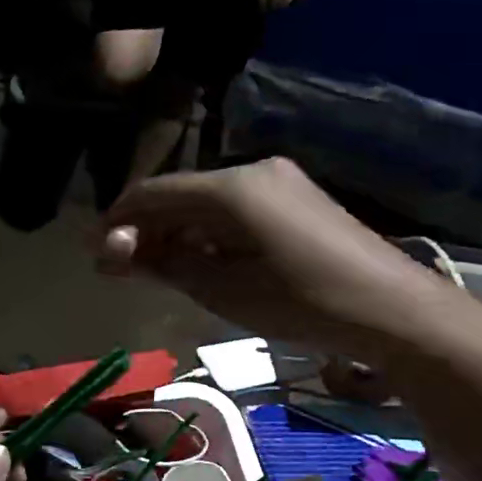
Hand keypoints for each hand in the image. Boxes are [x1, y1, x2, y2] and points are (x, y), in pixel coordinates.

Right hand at [98, 159, 476, 352]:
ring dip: (175, 235)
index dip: (117, 223)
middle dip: (145, 231)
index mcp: (231, 187)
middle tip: (120, 271)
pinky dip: (206, 235)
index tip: (94, 256)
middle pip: (179, 196)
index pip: (153, 194)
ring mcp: (278, 183)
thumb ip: (163, 264)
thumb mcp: (221, 288)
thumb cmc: (298, 301)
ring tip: (155, 274)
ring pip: (205, 205)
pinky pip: (233, 212)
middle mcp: (252, 171)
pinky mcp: (295, 201)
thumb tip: (113, 253)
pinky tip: (200, 264)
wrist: (388, 309)